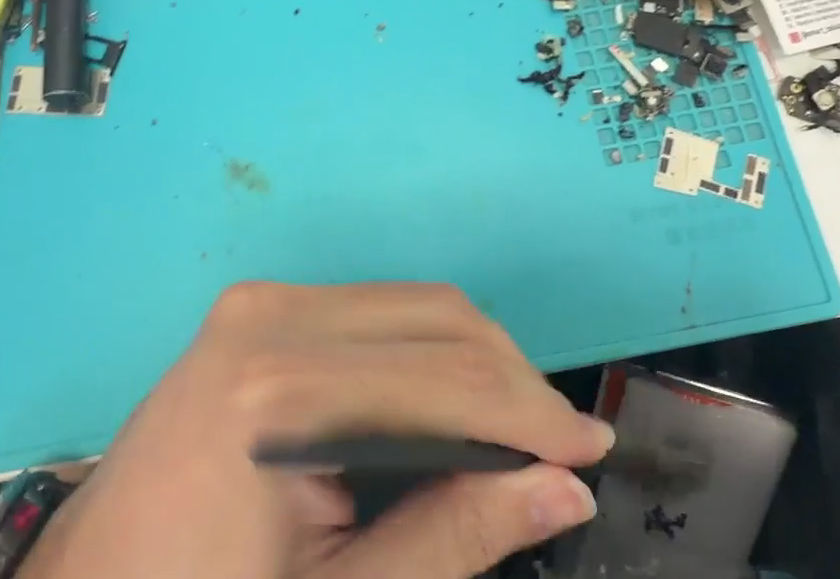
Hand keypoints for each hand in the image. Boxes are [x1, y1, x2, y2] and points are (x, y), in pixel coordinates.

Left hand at [17, 282, 613, 578]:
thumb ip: (453, 535)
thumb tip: (563, 488)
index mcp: (281, 387)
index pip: (447, 377)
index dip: (532, 413)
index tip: (589, 453)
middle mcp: (268, 317)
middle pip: (436, 319)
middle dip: (510, 380)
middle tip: (554, 451)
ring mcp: (254, 304)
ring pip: (408, 306)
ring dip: (471, 361)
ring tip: (505, 434)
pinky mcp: (249, 312)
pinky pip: (368, 312)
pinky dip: (420, 352)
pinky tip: (438, 406)